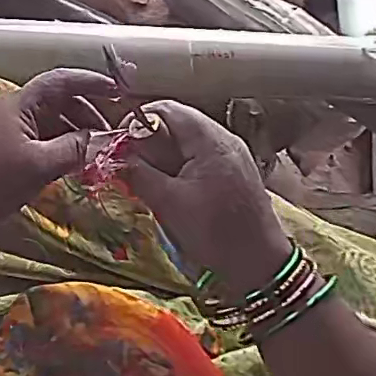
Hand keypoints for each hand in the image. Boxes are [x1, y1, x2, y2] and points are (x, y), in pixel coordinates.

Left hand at [0, 68, 117, 237]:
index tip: (118, 92)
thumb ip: (75, 148)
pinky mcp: (3, 147)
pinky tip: (72, 162)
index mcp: (20, 103)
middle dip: (87, 113)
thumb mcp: (39, 166)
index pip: (61, 80)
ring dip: (74, 132)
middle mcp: (13, 108)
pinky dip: (59, 145)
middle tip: (111, 135)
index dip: (91, 82)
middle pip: (58, 100)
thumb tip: (103, 139)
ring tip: (95, 152)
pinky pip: (39, 137)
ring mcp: (7, 128)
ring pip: (50, 120)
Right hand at [123, 100, 293, 295]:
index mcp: (210, 140)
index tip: (121, 145)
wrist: (261, 266)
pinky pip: (198, 155)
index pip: (166, 110)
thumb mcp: (169, 203)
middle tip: (130, 165)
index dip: (138, 122)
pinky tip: (169, 186)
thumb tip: (115, 157)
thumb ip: (139, 174)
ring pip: (186, 140)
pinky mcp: (233, 170)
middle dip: (149, 141)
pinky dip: (179, 165)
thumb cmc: (216, 233)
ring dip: (163, 155)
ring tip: (147, 178)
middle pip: (176, 122)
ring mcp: (231, 153)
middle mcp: (224, 138)